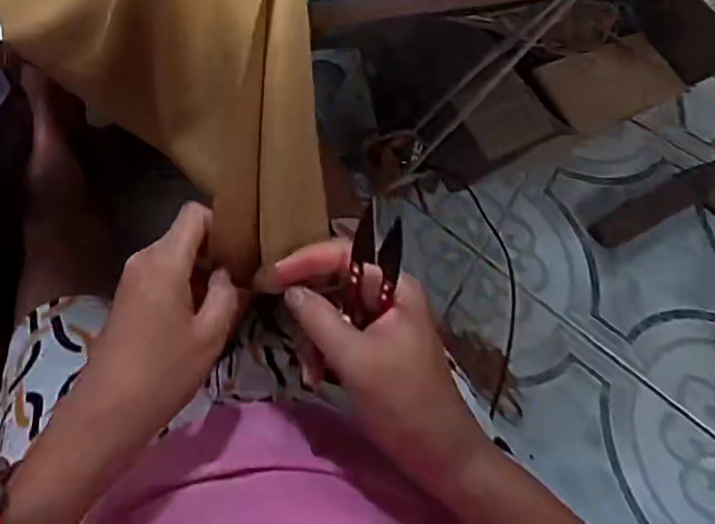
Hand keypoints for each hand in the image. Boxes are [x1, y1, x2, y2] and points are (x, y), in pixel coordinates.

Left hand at [4, 203, 244, 523]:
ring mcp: (132, 274)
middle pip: (185, 234)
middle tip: (240, 279)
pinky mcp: (127, 293)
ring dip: (199, 270)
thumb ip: (228, 293)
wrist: (106, 411)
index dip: (220, 224)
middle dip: (213, 251)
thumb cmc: (163, 372)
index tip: (241, 250)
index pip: (194, 212)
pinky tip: (196, 315)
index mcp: (164, 259)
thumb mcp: (210, 335)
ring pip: (174, 254)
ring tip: (222, 301)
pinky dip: (182, 283)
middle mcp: (144, 256)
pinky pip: (161, 271)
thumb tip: (231, 272)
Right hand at [270, 238, 490, 481]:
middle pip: (334, 279)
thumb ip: (318, 319)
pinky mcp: (375, 343)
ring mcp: (382, 319)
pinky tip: (317, 376)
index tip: (271, 275)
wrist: (443, 461)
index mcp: (394, 286)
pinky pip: (338, 332)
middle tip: (279, 317)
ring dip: (313, 337)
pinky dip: (323, 351)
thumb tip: (290, 290)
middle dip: (307, 305)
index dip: (304, 259)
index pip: (342, 253)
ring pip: (332, 308)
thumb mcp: (355, 360)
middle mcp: (388, 293)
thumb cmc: (404, 405)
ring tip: (309, 370)